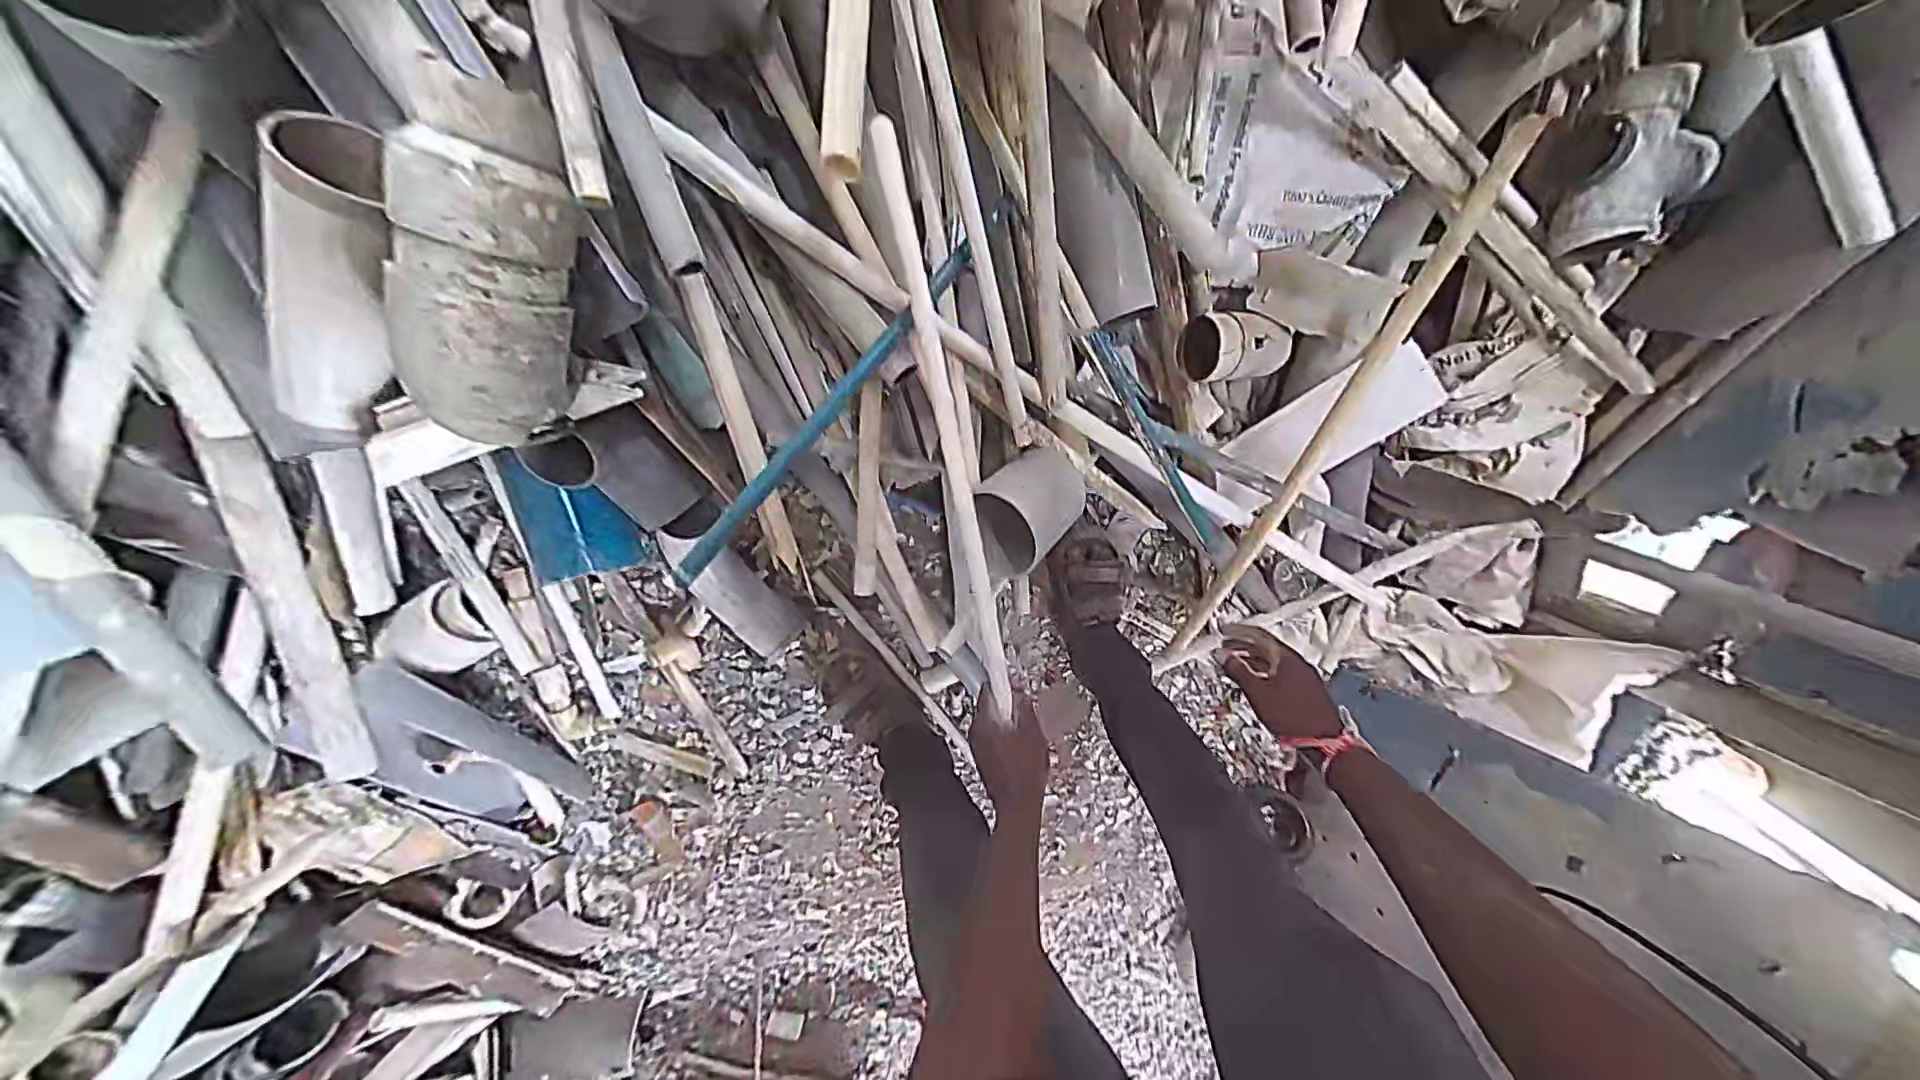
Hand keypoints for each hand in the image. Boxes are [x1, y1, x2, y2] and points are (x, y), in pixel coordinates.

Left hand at [971, 693, 1049, 811]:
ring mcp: (976, 746)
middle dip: (1007, 705)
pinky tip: (1020, 746)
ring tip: (1025, 732)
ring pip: (991, 722)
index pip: (988, 689)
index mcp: (985, 722)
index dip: (1003, 682)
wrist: (1019, 805)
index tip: (1012, 682)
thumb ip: (1024, 706)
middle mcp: (975, 732)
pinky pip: (991, 737)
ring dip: (1006, 721)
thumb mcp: (1033, 732)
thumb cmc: (1025, 774)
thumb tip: (1019, 693)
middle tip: (1024, 709)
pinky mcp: (982, 757)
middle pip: (989, 706)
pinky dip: (1004, 736)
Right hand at [1216, 624, 1344, 740]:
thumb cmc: (1294, 717)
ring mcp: (1304, 677)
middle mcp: (1297, 664)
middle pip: (1266, 647)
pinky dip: (1263, 672)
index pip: (1259, 635)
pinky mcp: (1306, 690)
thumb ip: (1239, 671)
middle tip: (1226, 647)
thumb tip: (1224, 656)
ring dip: (1252, 660)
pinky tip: (1254, 682)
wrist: (1324, 742)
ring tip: (1235, 665)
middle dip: (1243, 646)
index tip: (1225, 631)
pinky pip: (1280, 673)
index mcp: (1286, 658)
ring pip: (1272, 661)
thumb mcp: (1258, 692)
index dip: (1238, 631)